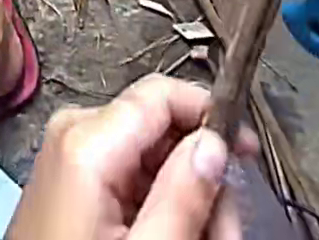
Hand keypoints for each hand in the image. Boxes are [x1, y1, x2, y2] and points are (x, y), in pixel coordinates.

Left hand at [7, 75, 256, 239]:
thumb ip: (182, 197)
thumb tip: (215, 141)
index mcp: (87, 139)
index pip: (161, 93)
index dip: (209, 113)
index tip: (248, 152)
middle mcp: (75, 129)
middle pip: (160, 127)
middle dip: (200, 177)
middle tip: (225, 235)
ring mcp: (70, 150)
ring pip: (150, 154)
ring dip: (185, 197)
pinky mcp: (71, 174)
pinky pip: (128, 172)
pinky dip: (158, 204)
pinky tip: (173, 238)